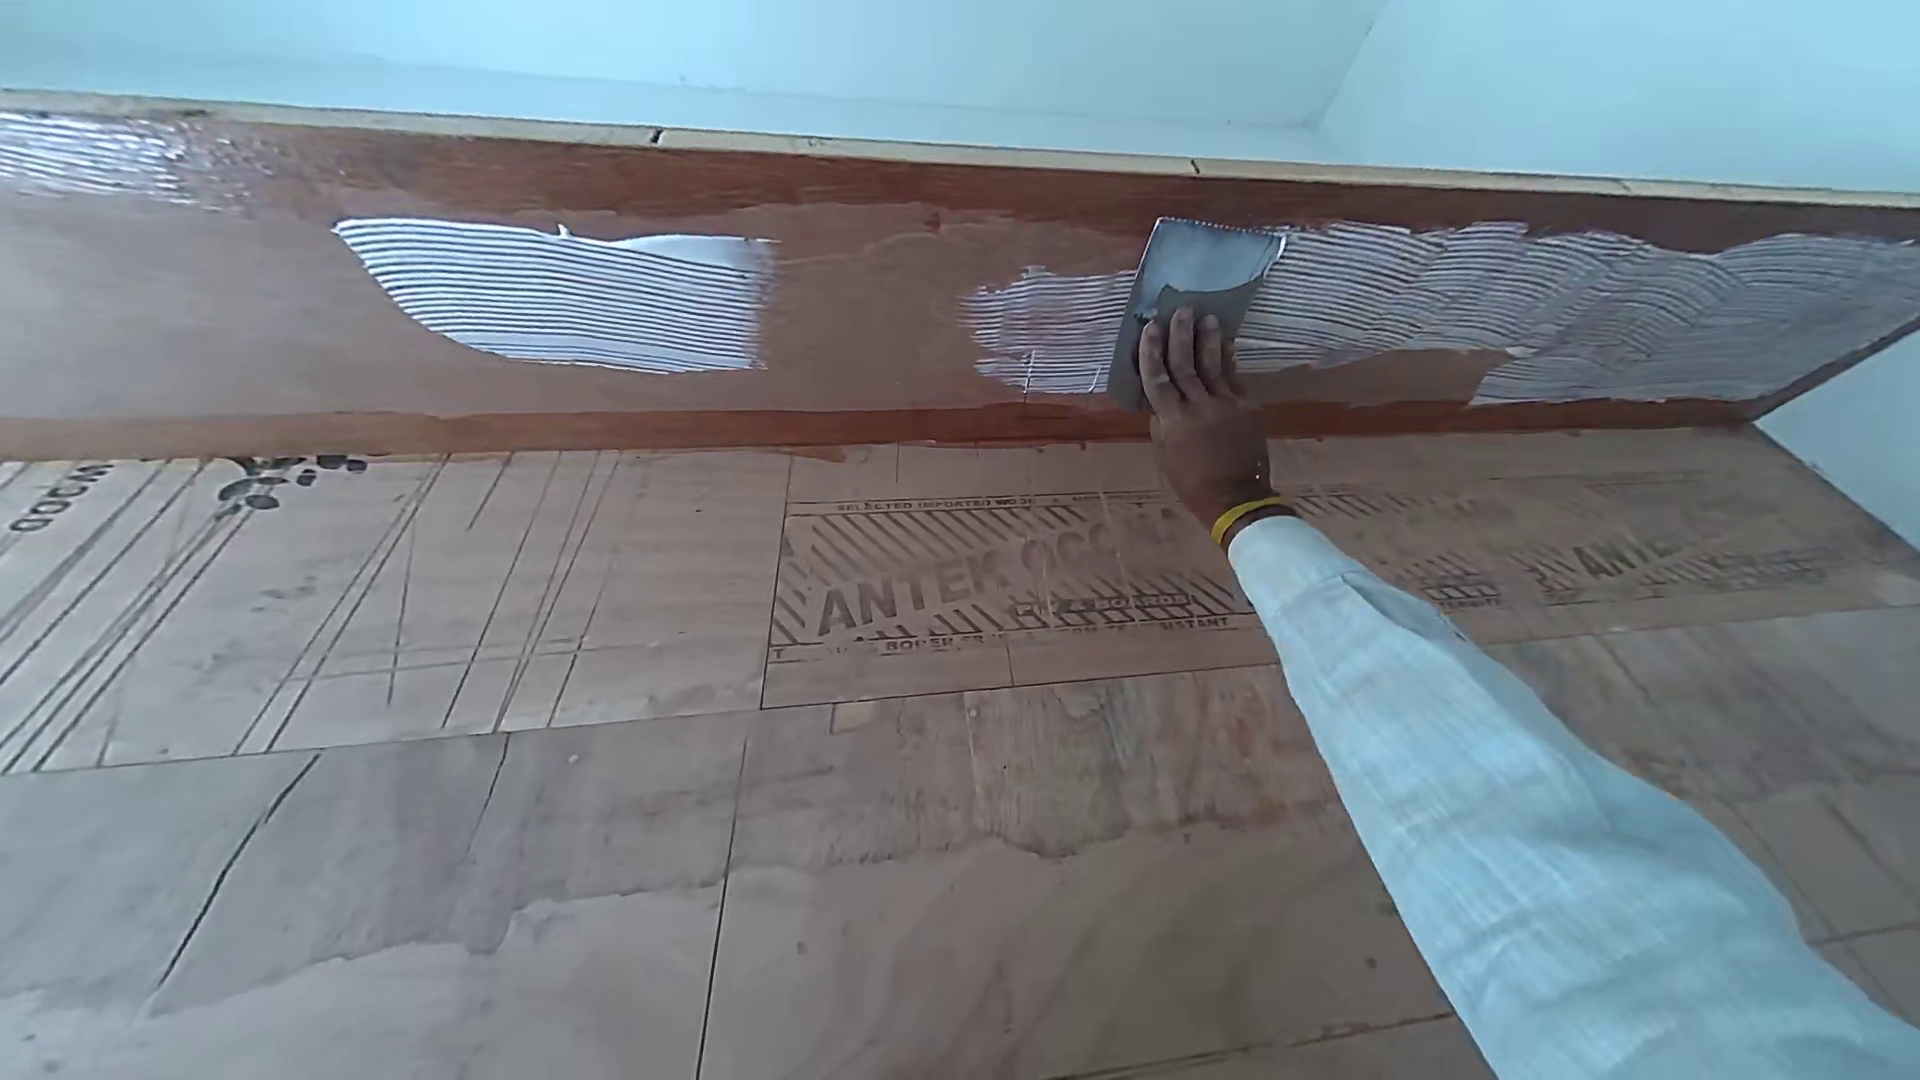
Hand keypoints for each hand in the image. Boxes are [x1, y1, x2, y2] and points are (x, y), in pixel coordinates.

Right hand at [1139, 308, 1287, 540]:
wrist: (1235, 497)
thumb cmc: (1191, 482)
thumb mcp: (1165, 456)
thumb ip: (1161, 426)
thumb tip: (1162, 404)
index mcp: (1173, 422)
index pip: (1158, 379)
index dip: (1152, 352)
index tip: (1150, 328)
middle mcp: (1198, 407)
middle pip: (1185, 365)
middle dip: (1180, 336)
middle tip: (1179, 311)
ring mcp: (1226, 405)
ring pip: (1213, 366)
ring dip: (1207, 340)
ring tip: (1206, 317)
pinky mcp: (1247, 408)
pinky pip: (1234, 378)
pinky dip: (1228, 359)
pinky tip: (1225, 344)